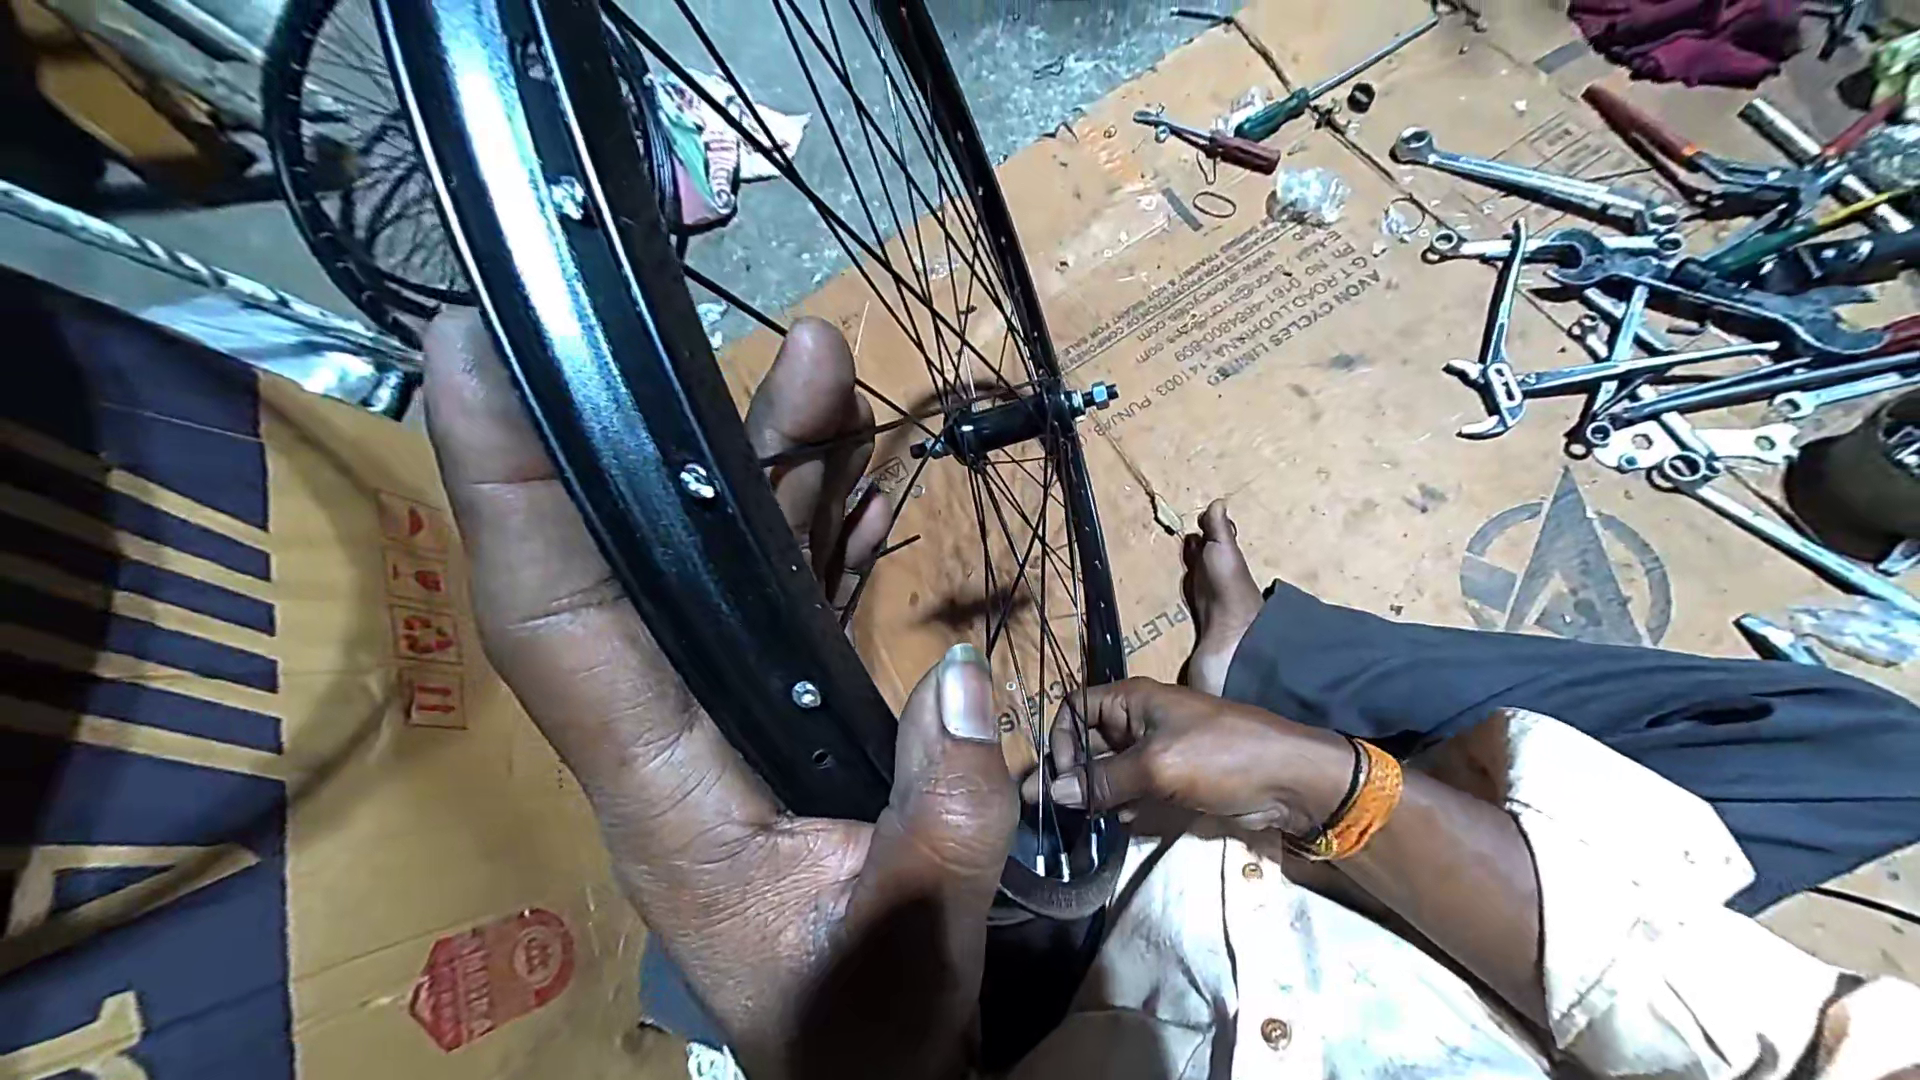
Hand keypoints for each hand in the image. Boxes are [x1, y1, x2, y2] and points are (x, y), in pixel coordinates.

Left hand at [422, 311, 1016, 1079]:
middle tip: (795, 348)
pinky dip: (837, 534)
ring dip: (792, 468)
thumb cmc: (863, 1039)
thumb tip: (963, 681)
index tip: (479, 351)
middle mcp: (686, 724)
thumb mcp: (902, 957)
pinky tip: (873, 484)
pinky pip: (809, 596)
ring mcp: (747, 708)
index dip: (506, 484)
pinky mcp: (802, 708)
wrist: (879, 1065)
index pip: (556, 616)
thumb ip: (939, 826)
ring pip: (751, 560)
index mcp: (669, 789)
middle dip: (713, 439)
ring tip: (839, 384)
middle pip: (675, 553)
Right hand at [1024, 677, 1350, 833]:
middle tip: (1050, 810)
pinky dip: (1118, 803)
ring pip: (1107, 768)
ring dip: (1092, 792)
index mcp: (1130, 699)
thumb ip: (1103, 780)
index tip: (1063, 778)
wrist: (1291, 782)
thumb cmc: (1220, 756)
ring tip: (1077, 822)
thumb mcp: (1157, 765)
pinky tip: (1112, 824)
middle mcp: (1135, 720)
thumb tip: (1052, 792)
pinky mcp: (1170, 777)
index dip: (1062, 739)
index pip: (1075, 708)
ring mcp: (1153, 750)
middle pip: (1087, 740)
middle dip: (1071, 772)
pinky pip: (1130, 787)